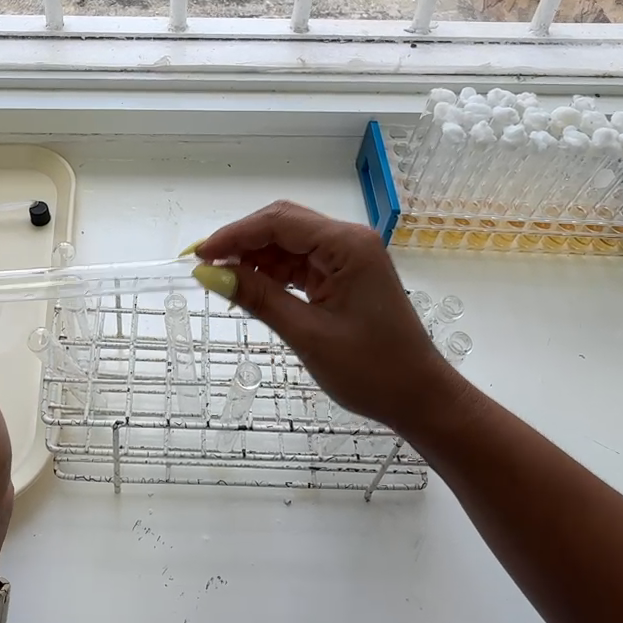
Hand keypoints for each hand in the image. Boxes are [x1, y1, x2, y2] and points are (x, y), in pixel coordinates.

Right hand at [191, 201, 467, 435]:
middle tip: (205, 265)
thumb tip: (210, 275)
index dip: (235, 235)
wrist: (422, 399)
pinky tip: (249, 286)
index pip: (279, 223)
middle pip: (284, 224)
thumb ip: (259, 298)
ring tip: (221, 279)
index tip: (199, 255)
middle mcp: (349, 240)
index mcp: (347, 245)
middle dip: (242, 241)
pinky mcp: (345, 275)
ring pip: (289, 243)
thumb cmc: (372, 371)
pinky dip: (273, 272)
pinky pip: (300, 262)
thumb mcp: (308, 335)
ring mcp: (349, 256)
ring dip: (255, 257)